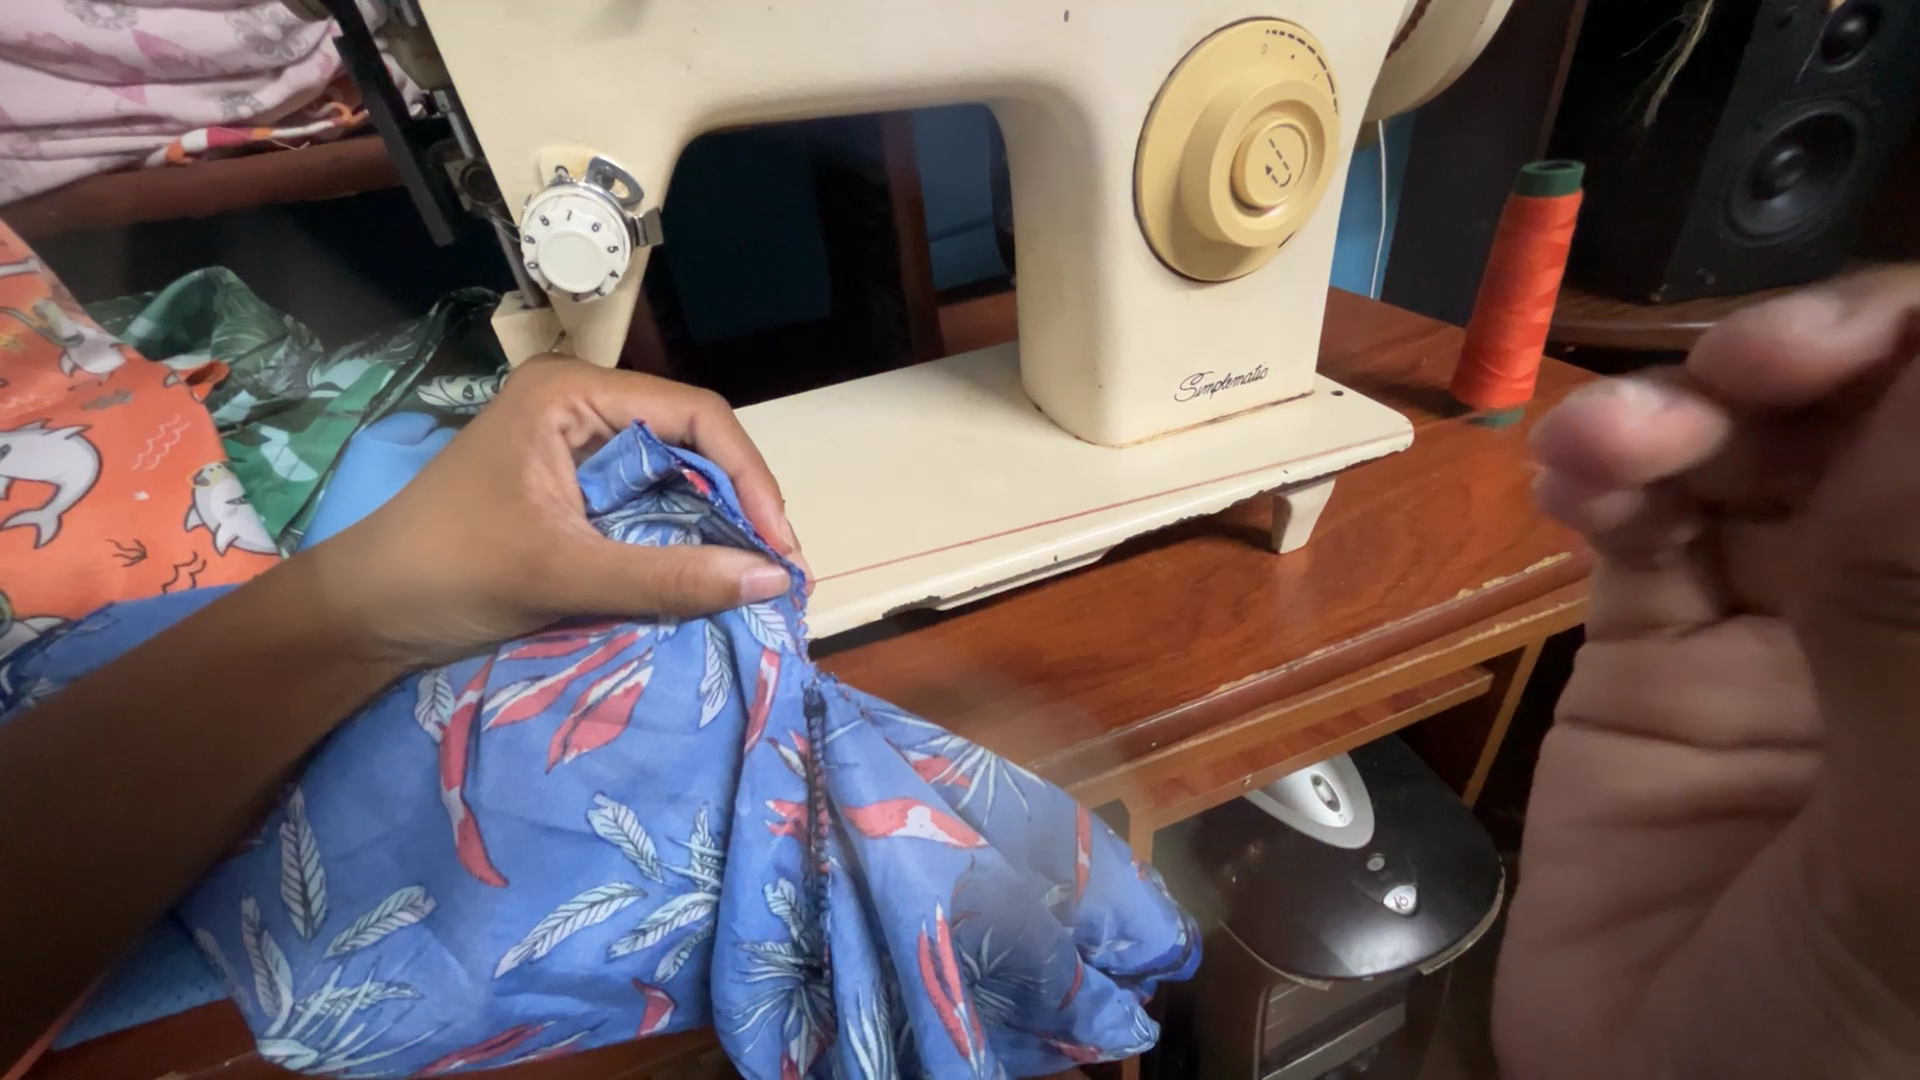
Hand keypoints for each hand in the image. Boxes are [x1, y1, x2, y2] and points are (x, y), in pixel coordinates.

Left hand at [307, 358, 803, 668]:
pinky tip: (713, 571)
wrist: (363, 618)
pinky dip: (691, 538)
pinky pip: (658, 504)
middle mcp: (588, 408)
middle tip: (777, 563)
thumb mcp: (562, 573)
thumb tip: (774, 579)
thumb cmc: (448, 574)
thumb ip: (669, 577)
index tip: (776, 541)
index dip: (748, 474)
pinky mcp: (585, 488)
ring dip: (722, 523)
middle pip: (696, 442)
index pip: (696, 414)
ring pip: (682, 475)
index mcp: (573, 394)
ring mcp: (586, 447)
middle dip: (743, 502)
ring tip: (757, 570)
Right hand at [1494, 268, 1919, 1077]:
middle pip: (1892, 436)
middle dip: (1816, 372)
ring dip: (1677, 424)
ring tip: (1604, 441)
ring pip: (1756, 470)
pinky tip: (1573, 479)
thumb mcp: (1919, 855)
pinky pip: (1638, 544)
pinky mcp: (1662, 666)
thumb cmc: (1869, 1043)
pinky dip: (1603, 489)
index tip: (1853, 347)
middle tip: (1734, 367)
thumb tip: (1913, 388)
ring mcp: (1802, 643)